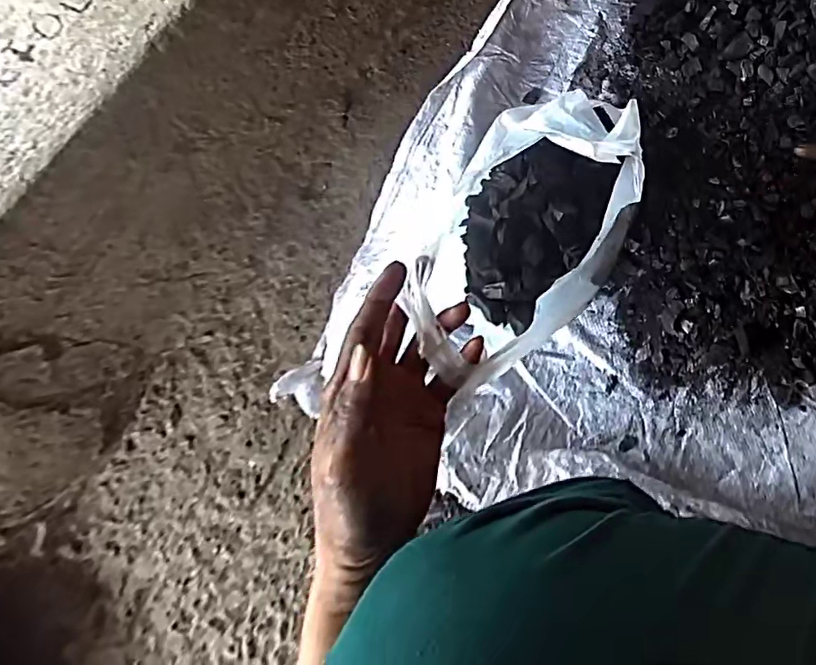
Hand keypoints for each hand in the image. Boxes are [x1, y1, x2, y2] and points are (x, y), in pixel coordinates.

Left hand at [310, 263, 483, 597]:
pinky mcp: (428, 416)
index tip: (395, 271)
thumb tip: (362, 354)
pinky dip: (461, 364)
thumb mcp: (340, 456)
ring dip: (443, 331)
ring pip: (426, 351)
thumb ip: (351, 406)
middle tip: (439, 286)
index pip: (364, 332)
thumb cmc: (345, 504)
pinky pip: (447, 380)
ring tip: (465, 316)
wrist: (372, 543)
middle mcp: (378, 387)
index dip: (379, 300)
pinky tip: (475, 353)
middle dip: (417, 308)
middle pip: (398, 334)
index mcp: (350, 389)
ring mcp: (405, 400)